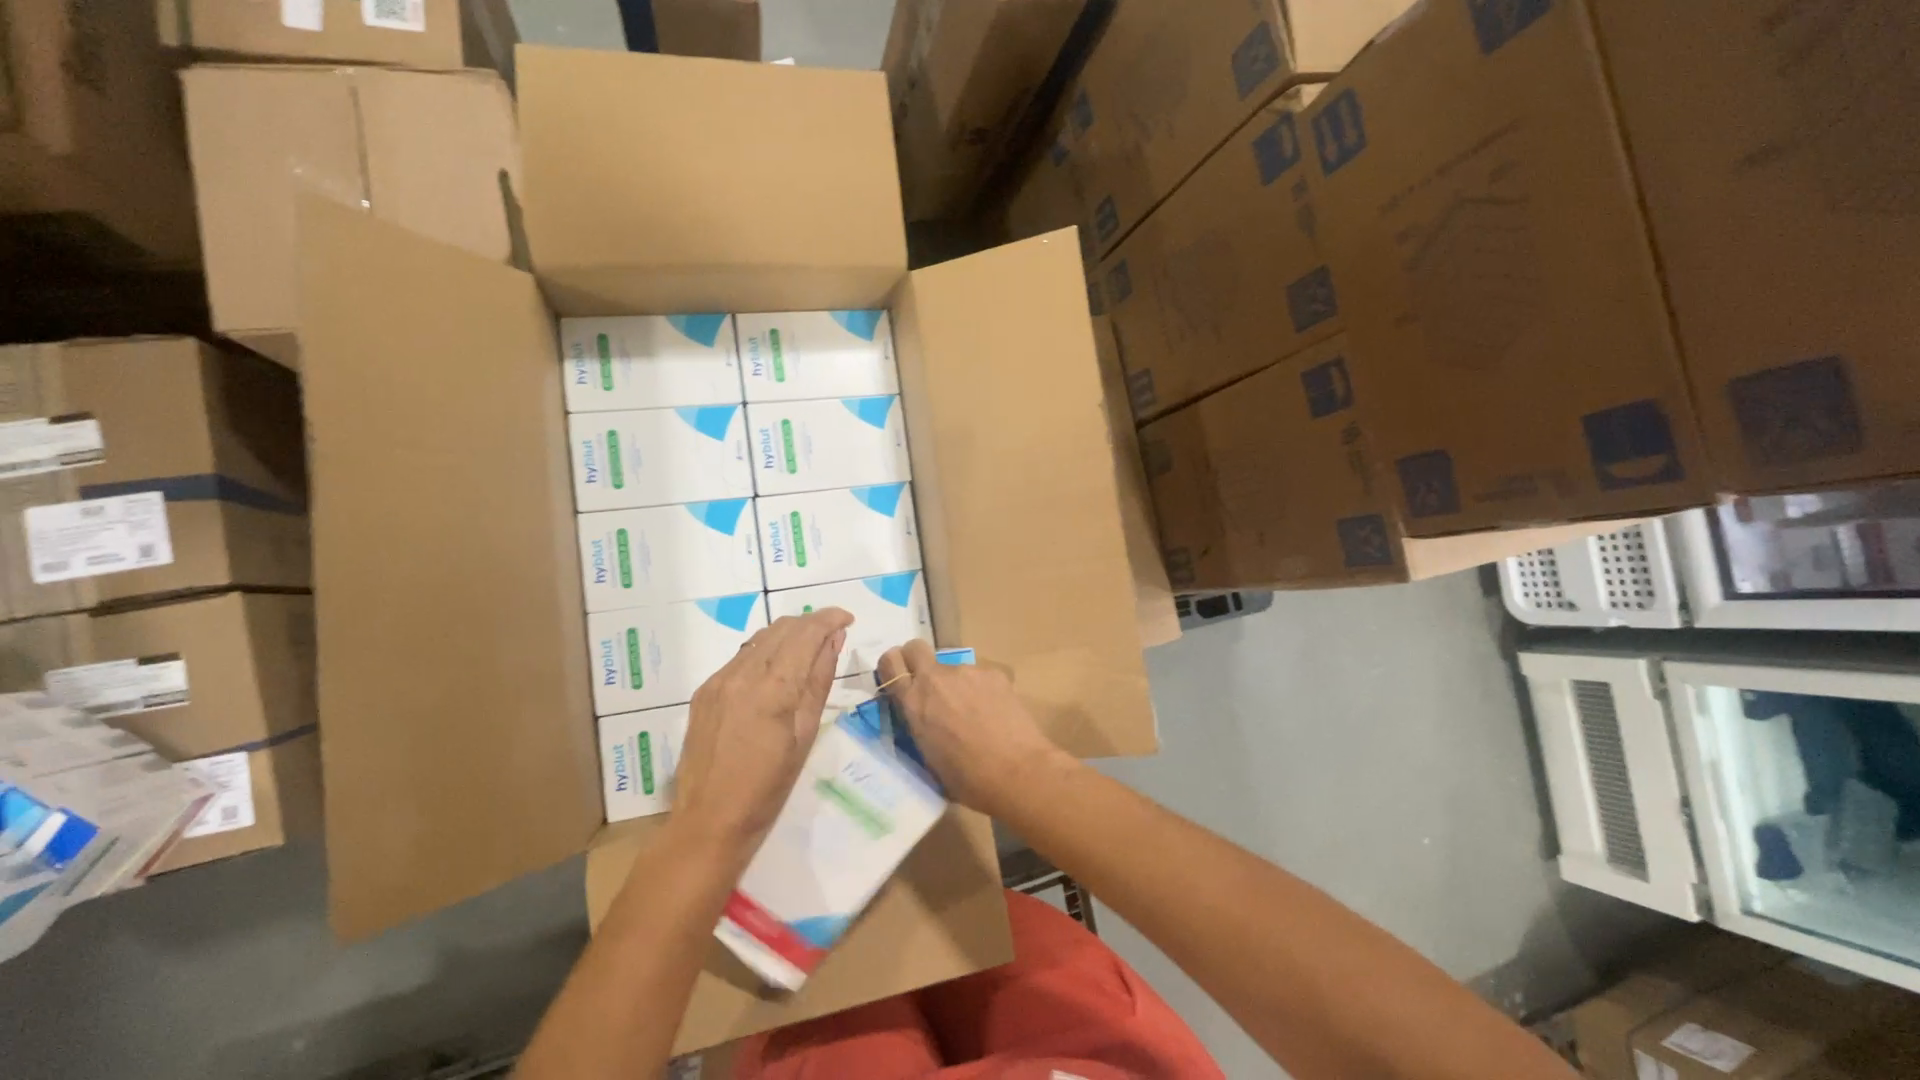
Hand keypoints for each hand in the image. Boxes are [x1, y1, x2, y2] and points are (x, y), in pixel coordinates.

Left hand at [675, 609, 854, 851]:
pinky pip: (740, 657)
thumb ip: (818, 681)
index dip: (828, 618)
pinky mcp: (705, 691)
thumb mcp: (805, 735)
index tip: (848, 618)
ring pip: (759, 639)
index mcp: (773, 688)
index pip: (805, 633)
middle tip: (833, 634)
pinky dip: (764, 653)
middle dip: (810, 623)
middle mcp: (742, 673)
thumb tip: (834, 640)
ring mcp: (719, 680)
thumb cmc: (768, 788)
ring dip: (787, 635)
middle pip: (781, 628)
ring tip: (808, 648)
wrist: (709, 820)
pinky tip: (776, 671)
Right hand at [877, 640, 1072, 816]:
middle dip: (916, 659)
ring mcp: (967, 672)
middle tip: (928, 686)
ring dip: (956, 684)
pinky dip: (982, 690)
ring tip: (973, 712)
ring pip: (953, 668)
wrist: (1016, 772)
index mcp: (913, 702)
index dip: (893, 667)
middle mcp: (936, 679)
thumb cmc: (968, 780)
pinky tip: (995, 713)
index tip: (900, 679)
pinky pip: (979, 676)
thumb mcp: (927, 758)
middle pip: (916, 647)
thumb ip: (919, 727)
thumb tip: (922, 720)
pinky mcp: (994, 673)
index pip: (889, 662)